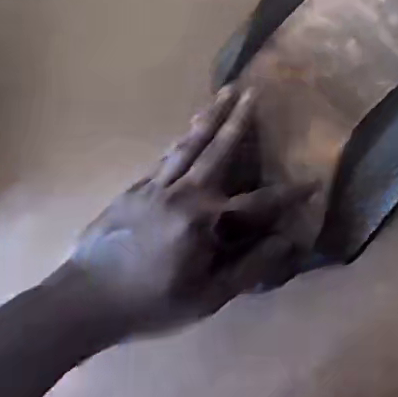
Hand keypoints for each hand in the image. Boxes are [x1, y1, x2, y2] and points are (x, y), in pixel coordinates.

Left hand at [53, 87, 311, 335]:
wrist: (83, 300)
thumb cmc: (151, 304)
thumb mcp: (206, 297)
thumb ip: (247, 267)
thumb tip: (284, 241)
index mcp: (204, 220)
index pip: (259, 203)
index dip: (289, 194)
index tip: (314, 182)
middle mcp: (182, 194)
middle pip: (217, 150)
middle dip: (238, 121)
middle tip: (252, 92)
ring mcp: (155, 187)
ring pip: (188, 145)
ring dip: (209, 118)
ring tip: (224, 93)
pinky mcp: (134, 189)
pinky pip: (165, 158)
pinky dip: (182, 140)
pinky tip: (189, 131)